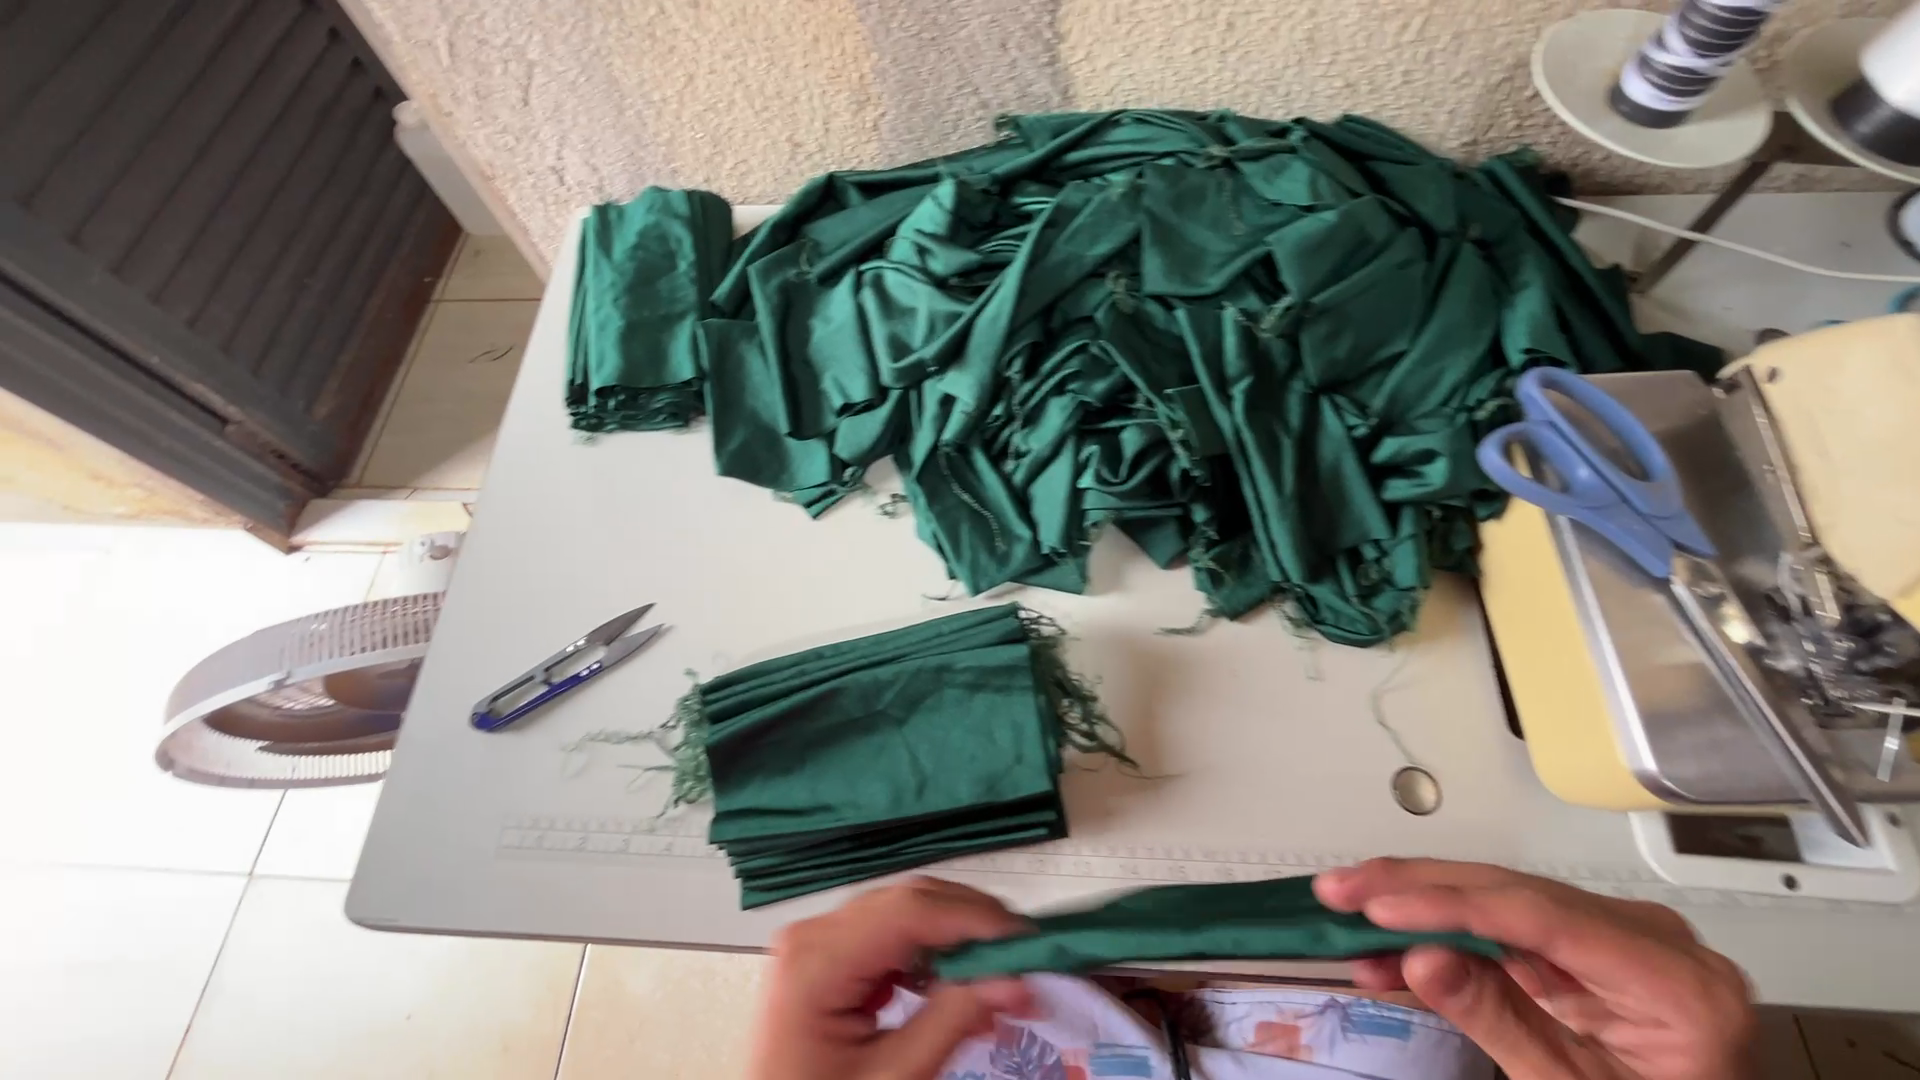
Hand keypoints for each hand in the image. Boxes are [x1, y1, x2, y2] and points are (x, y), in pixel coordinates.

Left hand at [750, 876, 1034, 1079]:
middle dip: (972, 922)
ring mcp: (817, 937)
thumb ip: (953, 1023)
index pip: (908, 912)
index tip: (1028, 940)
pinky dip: (930, 948)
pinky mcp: (827, 951)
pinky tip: (958, 977)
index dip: (973, 918)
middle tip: (1026, 954)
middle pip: (907, 902)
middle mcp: (813, 931)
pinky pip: (889, 931)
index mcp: (816, 960)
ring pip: (904, 910)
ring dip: (956, 933)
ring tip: (1001, 968)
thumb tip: (1018, 982)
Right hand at [1315, 858, 1754, 1079]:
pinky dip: (1439, 932)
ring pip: (1493, 895)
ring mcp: (1609, 931)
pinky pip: (1497, 923)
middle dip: (1413, 889)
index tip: (1377, 909)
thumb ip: (1500, 1022)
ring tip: (1344, 907)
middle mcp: (1645, 934)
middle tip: (1338, 890)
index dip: (1450, 906)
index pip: (1541, 917)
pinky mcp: (1576, 940)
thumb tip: (1417, 958)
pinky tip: (1387, 945)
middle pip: (1509, 892)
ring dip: (1414, 904)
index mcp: (1672, 979)